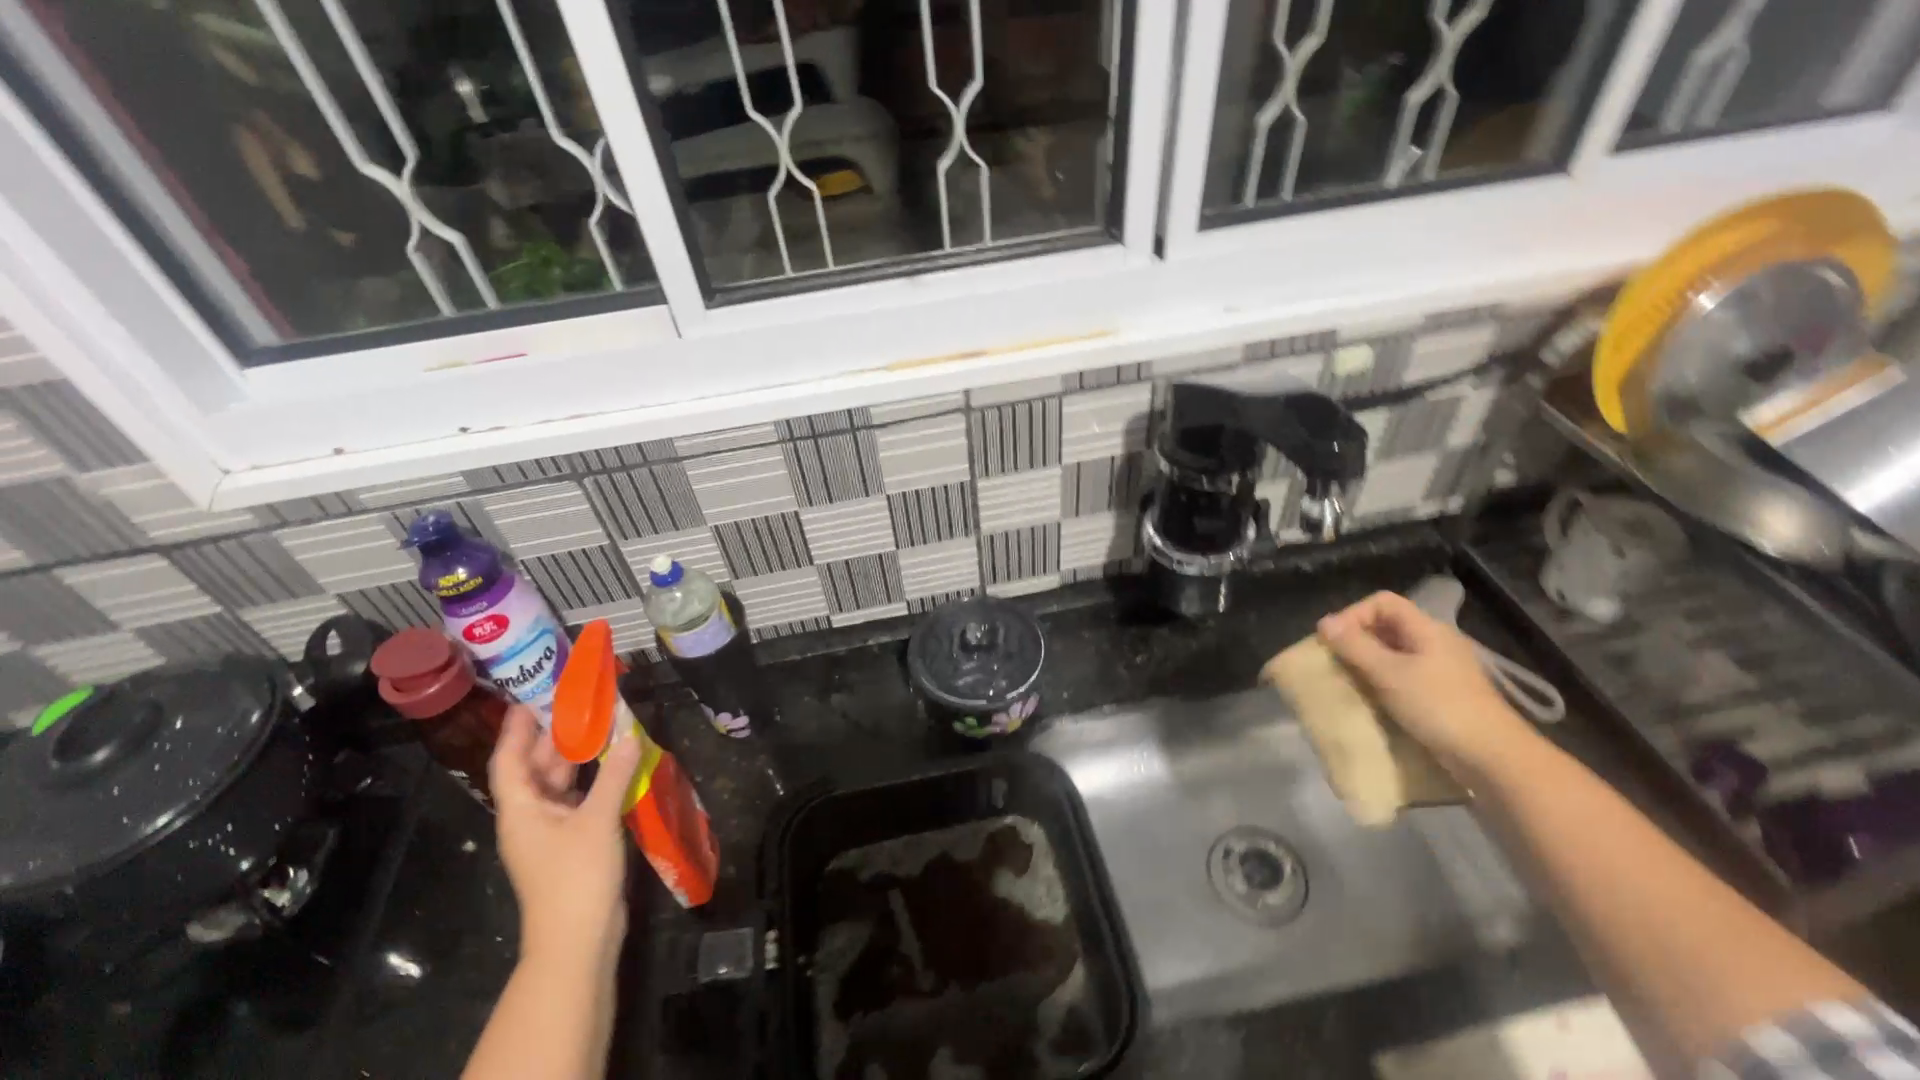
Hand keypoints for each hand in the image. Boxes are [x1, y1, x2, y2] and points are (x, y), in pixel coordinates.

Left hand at [488, 706, 642, 966]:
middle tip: (576, 703)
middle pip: (533, 769)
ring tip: (599, 727)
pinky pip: (575, 803)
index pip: (508, 759)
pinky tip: (612, 768)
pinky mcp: (570, 847)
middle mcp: (528, 818)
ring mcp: (549, 835)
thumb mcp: (597, 821)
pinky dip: (589, 783)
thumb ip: (613, 775)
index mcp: (520, 809)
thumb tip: (630, 734)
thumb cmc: (576, 877)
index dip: (516, 728)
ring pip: (557, 786)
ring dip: (574, 760)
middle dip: (552, 738)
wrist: (578, 941)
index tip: (531, 696)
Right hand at [1317, 590, 1539, 777]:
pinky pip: (1405, 676)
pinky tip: (1374, 701)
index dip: (1354, 614)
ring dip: (1368, 663)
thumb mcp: (1389, 674)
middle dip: (1358, 639)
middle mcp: (1436, 642)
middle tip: (1335, 662)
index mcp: (1427, 629)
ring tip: (1349, 682)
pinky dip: (1384, 682)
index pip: (1383, 602)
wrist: (1490, 755)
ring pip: (1395, 653)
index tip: (1332, 640)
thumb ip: (1356, 647)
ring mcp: (1442, 669)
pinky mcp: (1442, 694)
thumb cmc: (1438, 706)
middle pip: (1389, 626)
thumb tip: (1324, 622)